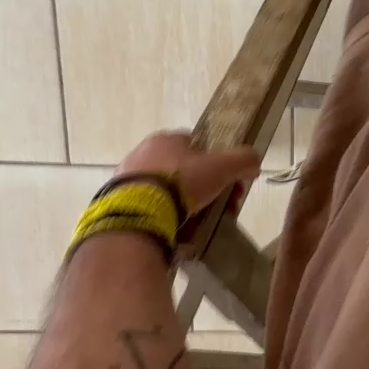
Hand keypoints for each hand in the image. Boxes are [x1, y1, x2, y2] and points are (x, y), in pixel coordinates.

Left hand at [117, 131, 260, 213]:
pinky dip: (161, 216)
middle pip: (182, 169)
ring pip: (164, 189)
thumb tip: (254, 163)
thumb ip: (244, 159)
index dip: (215, 162)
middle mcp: (141, 153)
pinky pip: (146, 207)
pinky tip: (173, 229)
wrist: (137, 215)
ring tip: (196, 222)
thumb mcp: (223, 166)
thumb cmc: (182, 182)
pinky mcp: (113, 204)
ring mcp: (123, 179)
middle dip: (203, 187)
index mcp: (165, 139)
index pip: (196, 144)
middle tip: (216, 205)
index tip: (225, 181)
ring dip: (182, 203)